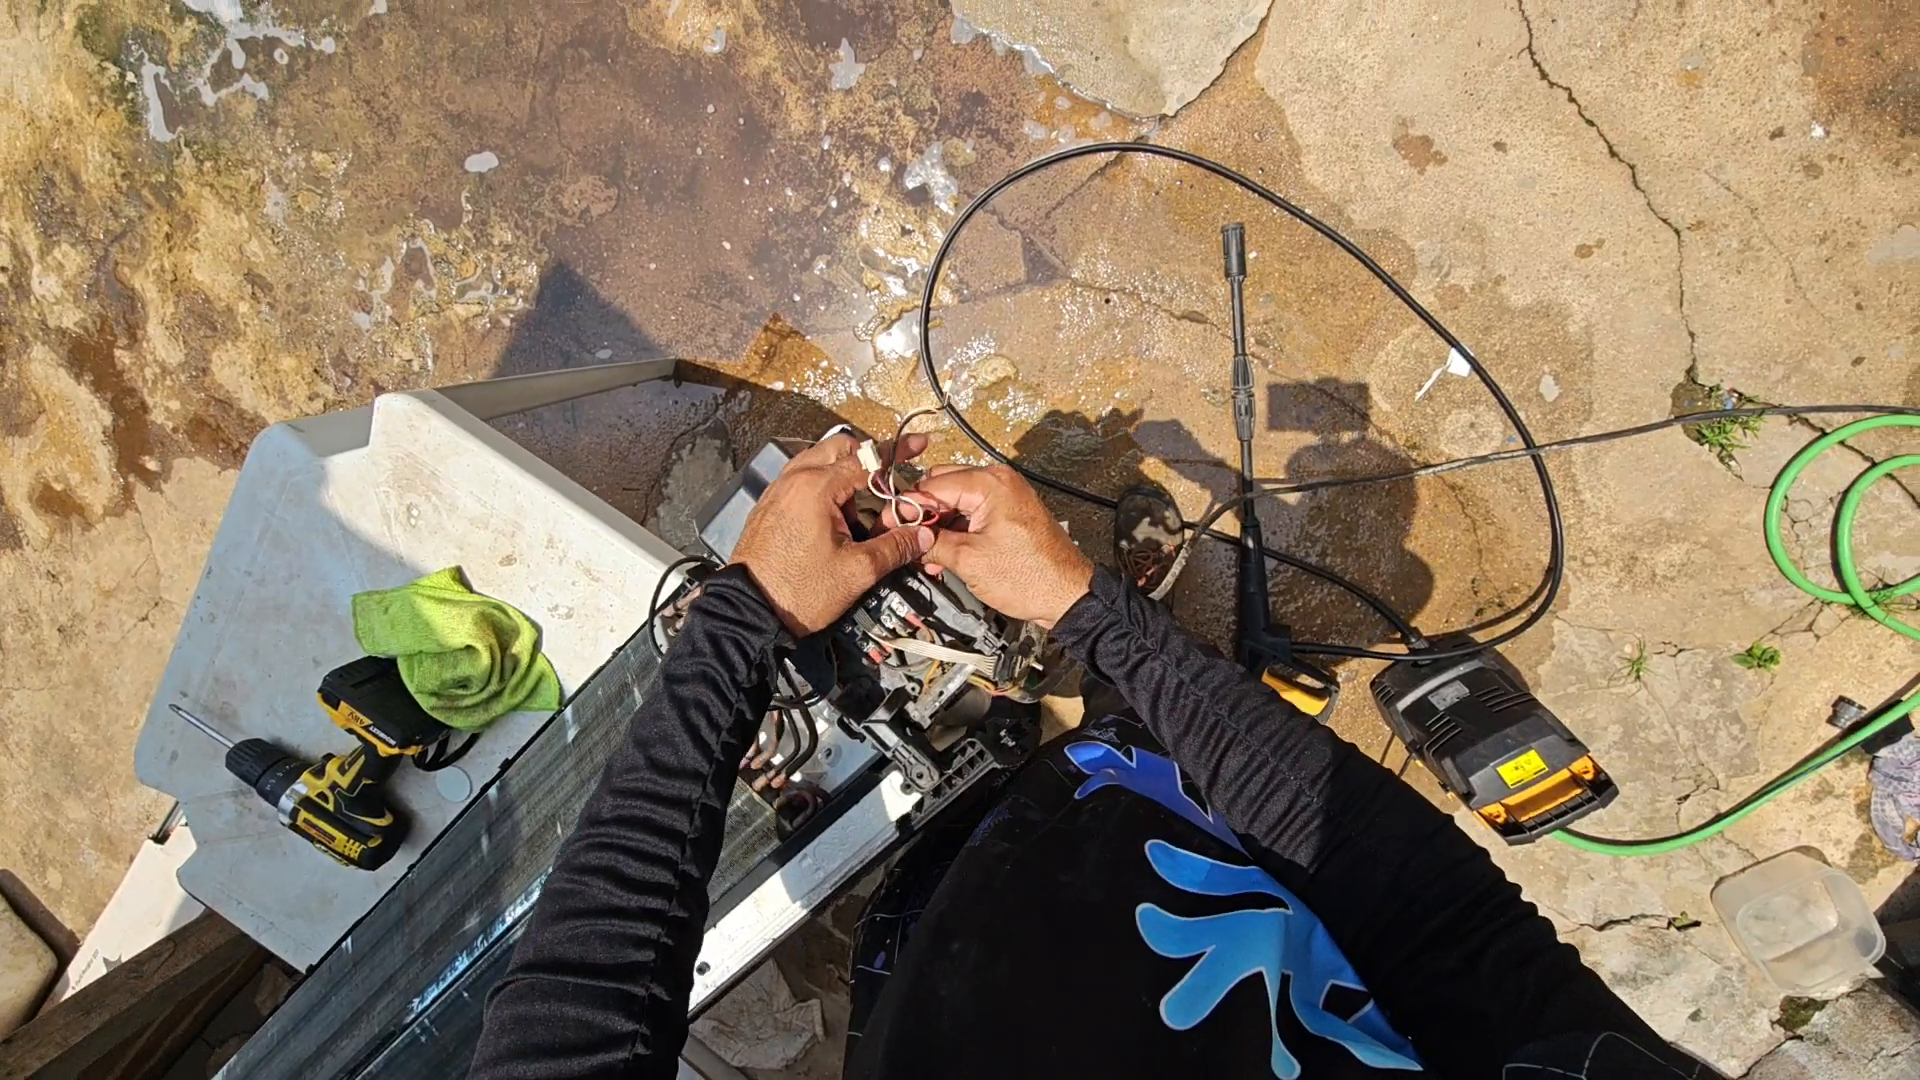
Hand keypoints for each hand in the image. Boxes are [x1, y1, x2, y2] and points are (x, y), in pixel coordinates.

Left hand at [730, 433, 933, 635]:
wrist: (750, 612)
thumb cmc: (798, 592)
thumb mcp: (857, 571)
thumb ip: (895, 547)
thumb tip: (921, 534)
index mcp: (816, 487)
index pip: (867, 459)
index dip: (898, 452)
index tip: (917, 445)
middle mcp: (794, 480)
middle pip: (840, 448)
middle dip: (868, 460)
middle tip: (889, 484)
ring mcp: (778, 491)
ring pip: (820, 462)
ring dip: (845, 475)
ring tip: (860, 514)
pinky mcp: (770, 506)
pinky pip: (803, 480)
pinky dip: (825, 488)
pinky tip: (835, 520)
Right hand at [907, 464, 1092, 626]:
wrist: (1067, 596)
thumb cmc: (1029, 578)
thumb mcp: (968, 560)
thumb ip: (931, 541)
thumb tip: (905, 533)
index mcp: (990, 484)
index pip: (933, 485)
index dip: (907, 506)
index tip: (888, 524)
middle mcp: (999, 481)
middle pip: (943, 487)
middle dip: (922, 514)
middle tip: (904, 539)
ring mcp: (1006, 496)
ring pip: (956, 501)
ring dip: (938, 525)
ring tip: (924, 554)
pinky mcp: (1009, 513)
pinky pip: (972, 513)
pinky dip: (956, 530)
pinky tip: (943, 555)